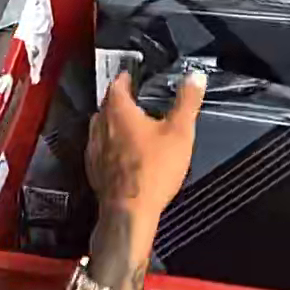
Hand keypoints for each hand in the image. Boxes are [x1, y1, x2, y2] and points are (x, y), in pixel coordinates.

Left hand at [88, 71, 203, 223]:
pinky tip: (123, 151)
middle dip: (121, 99)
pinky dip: (110, 143)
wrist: (130, 213)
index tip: (134, 76)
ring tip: (132, 123)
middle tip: (137, 98)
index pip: (117, 84)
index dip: (126, 78)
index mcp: (119, 111)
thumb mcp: (180, 131)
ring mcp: (94, 148)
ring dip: (114, 121)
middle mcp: (100, 125)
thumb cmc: (154, 169)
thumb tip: (196, 76)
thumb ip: (188, 101)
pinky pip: (100, 147)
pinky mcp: (94, 169)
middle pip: (107, 104)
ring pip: (101, 126)